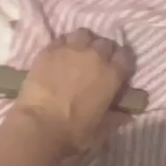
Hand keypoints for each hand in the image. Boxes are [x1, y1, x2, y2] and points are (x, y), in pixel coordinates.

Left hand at [10, 28, 134, 153]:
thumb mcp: (101, 130)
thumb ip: (115, 119)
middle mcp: (94, 56)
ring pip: (83, 34)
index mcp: (112, 75)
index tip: (118, 68)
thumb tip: (126, 115)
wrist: (39, 125)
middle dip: (103, 51)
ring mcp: (70, 50)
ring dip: (84, 42)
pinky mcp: (49, 51)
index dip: (122, 61)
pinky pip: (61, 39)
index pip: (125, 56)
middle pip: (105, 43)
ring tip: (78, 53)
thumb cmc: (74, 131)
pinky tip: (60, 56)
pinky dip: (63, 45)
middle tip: (96, 62)